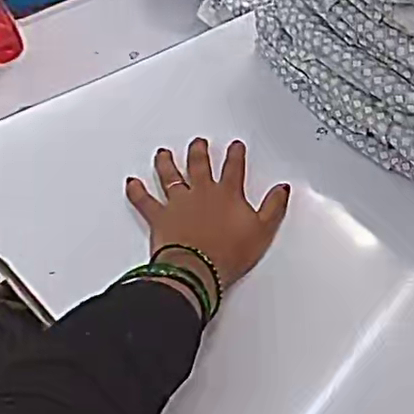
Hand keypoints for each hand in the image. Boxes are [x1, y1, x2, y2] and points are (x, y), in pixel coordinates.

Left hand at [125, 139, 290, 302]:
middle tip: (198, 143)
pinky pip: (144, 200)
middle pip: (199, 166)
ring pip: (171, 176)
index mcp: (228, 195)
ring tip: (165, 154)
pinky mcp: (159, 218)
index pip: (233, 168)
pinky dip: (136, 191)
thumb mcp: (264, 229)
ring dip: (167, 163)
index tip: (235, 146)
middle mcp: (201, 194)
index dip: (235, 155)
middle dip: (199, 152)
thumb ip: (274, 206)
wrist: (197, 270)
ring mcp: (178, 204)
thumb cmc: (229, 253)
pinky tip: (132, 183)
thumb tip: (281, 190)